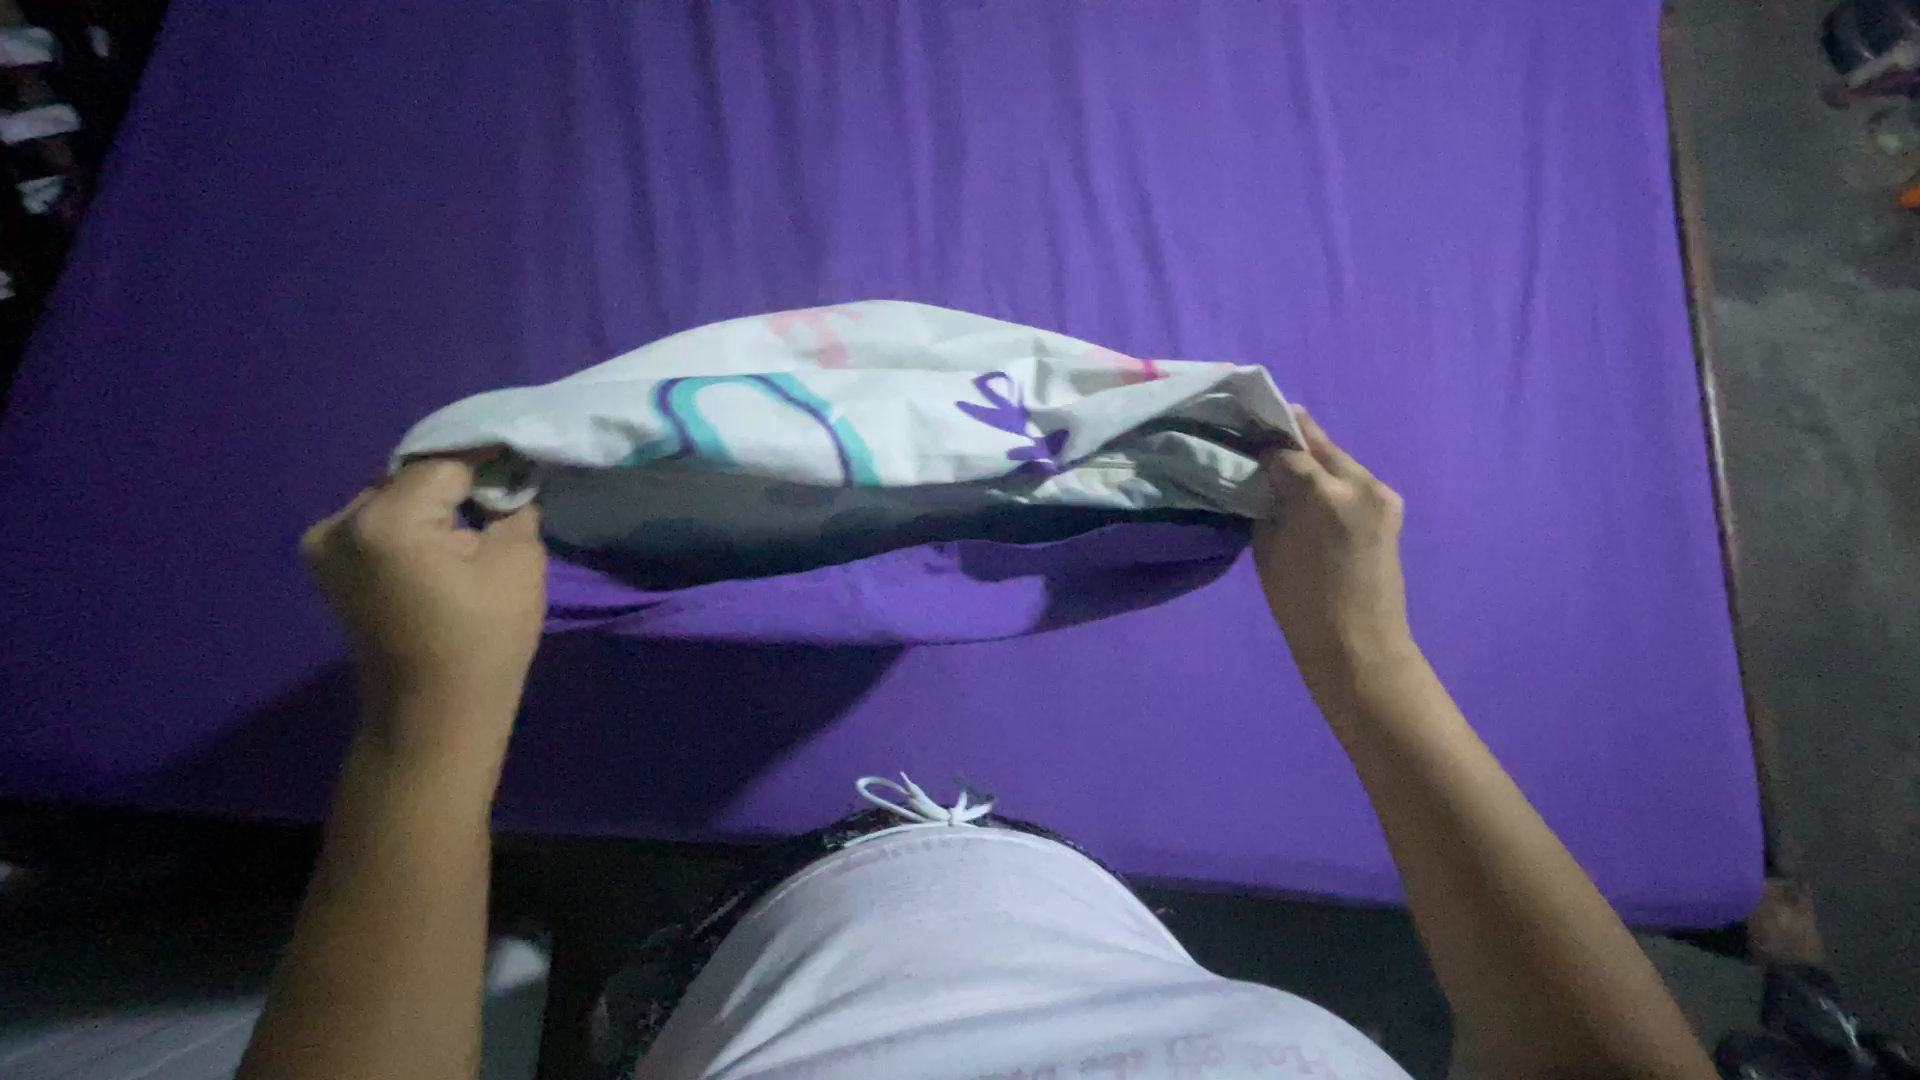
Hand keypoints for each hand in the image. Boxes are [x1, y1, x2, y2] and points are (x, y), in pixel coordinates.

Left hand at [301, 458, 546, 762]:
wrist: (434, 710)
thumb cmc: (485, 639)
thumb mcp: (520, 563)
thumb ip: (513, 507)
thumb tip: (509, 482)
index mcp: (385, 521)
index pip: (446, 463)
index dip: (489, 465)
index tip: (521, 469)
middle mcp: (339, 522)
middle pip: (412, 476)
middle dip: (457, 485)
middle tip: (499, 503)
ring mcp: (322, 544)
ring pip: (393, 496)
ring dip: (432, 504)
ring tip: (470, 528)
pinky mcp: (324, 564)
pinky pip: (376, 521)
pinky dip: (410, 524)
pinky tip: (439, 549)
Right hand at [1253, 408, 1412, 677]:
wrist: (1358, 643)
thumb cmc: (1300, 602)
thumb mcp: (1267, 546)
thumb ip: (1269, 502)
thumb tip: (1265, 477)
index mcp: (1323, 494)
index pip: (1287, 449)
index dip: (1262, 444)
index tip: (1242, 440)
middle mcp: (1359, 483)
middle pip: (1318, 444)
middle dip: (1289, 439)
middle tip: (1258, 437)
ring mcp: (1381, 493)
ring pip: (1336, 459)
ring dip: (1310, 458)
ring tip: (1279, 467)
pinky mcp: (1390, 507)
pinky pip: (1351, 479)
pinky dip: (1328, 478)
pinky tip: (1307, 489)